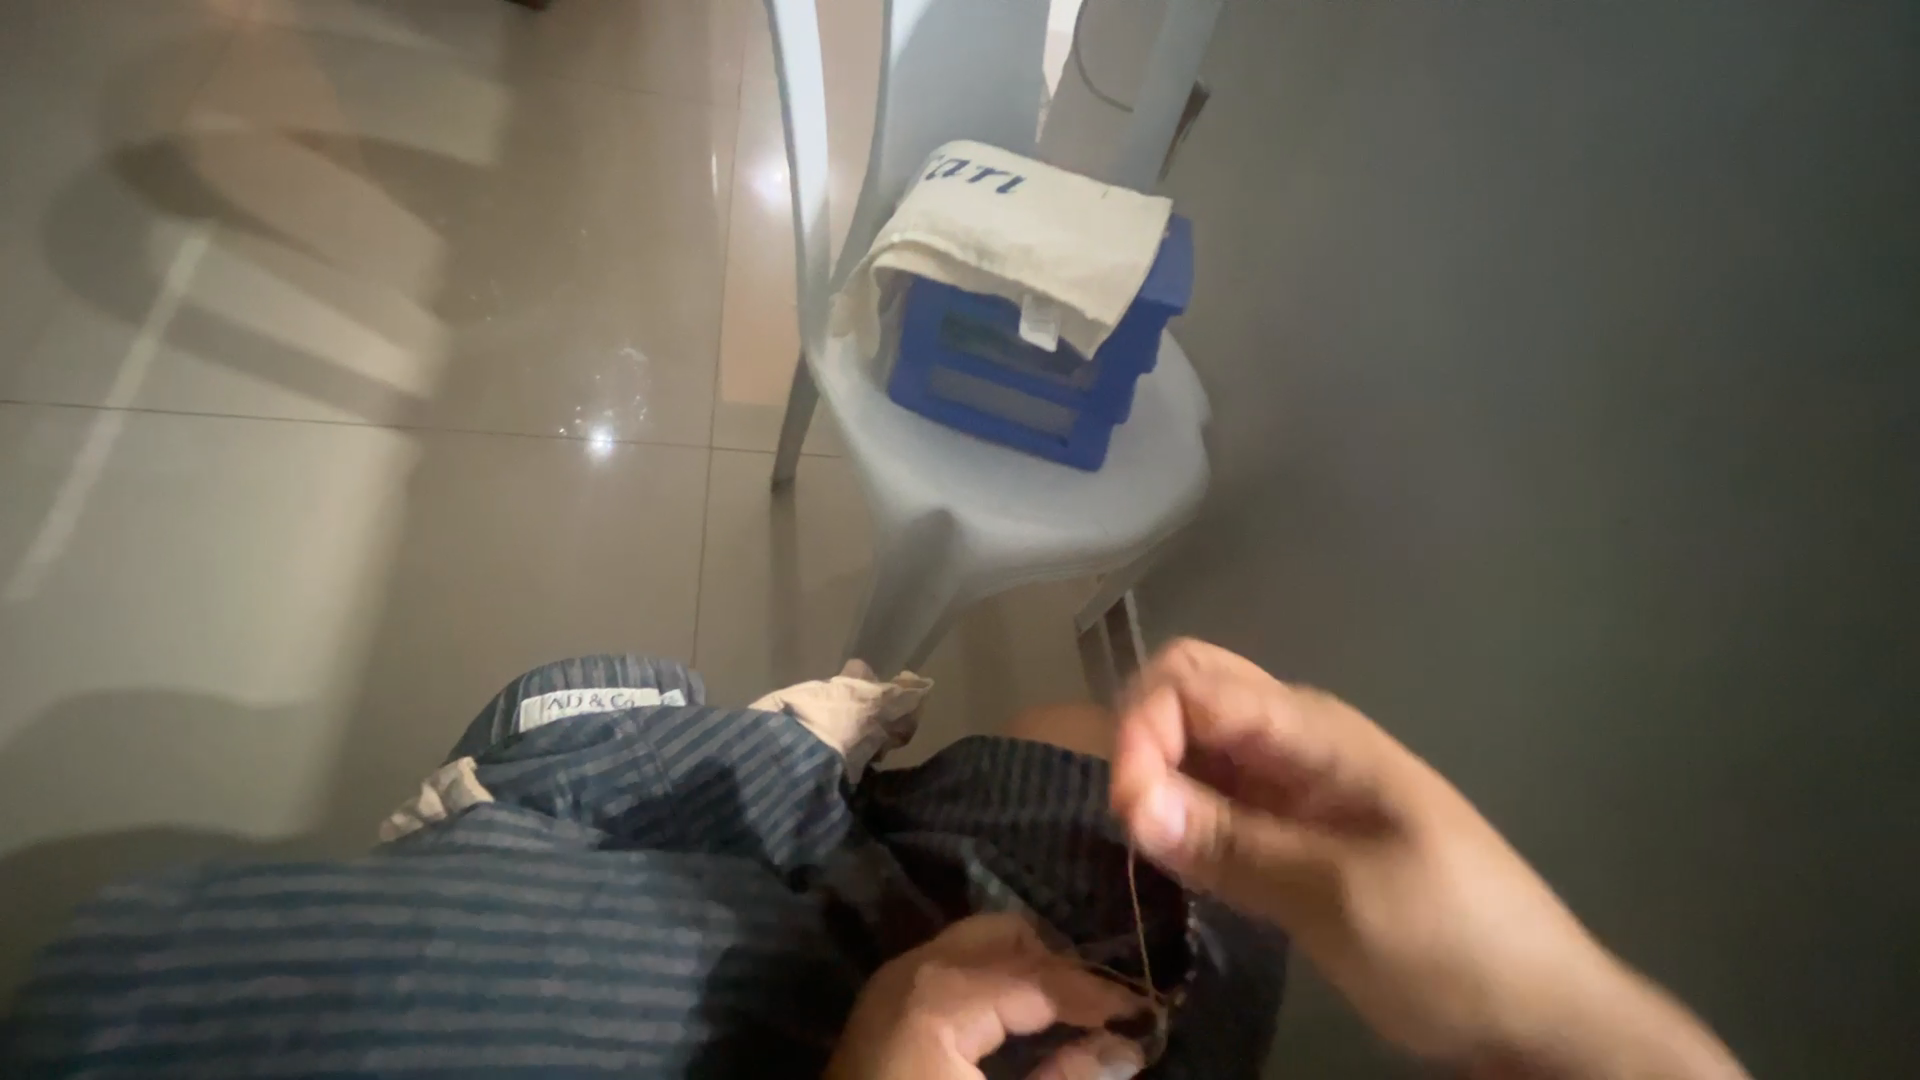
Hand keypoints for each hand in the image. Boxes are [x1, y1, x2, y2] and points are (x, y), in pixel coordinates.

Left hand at [826, 913, 1148, 1079]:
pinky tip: (1023, 1011)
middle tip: (1104, 1009)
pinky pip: (958, 958)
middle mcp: (916, 966)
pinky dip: (998, 972)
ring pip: (983, 939)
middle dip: (1060, 966)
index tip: (1144, 1010)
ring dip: (1030, 965)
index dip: (1095, 993)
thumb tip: (1126, 1048)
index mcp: (939, 998)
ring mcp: (898, 973)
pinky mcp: (891, 991)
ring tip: (1070, 1008)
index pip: (1037, 977)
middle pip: (1008, 935)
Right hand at [1109, 639, 1745, 1077]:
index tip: (1125, 805)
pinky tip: (1170, 848)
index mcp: (1310, 728)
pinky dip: (1170, 805)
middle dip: (1138, 733)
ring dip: (1151, 771)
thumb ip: (1231, 845)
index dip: (1143, 728)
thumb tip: (1127, 802)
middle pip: (1186, 688)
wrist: (1534, 1013)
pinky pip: (1202, 787)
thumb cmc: (1455, 940)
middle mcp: (1287, 734)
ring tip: (1145, 837)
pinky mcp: (1275, 820)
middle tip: (1129, 811)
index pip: (1194, 683)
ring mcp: (1281, 776)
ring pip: (1188, 737)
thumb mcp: (1343, 896)